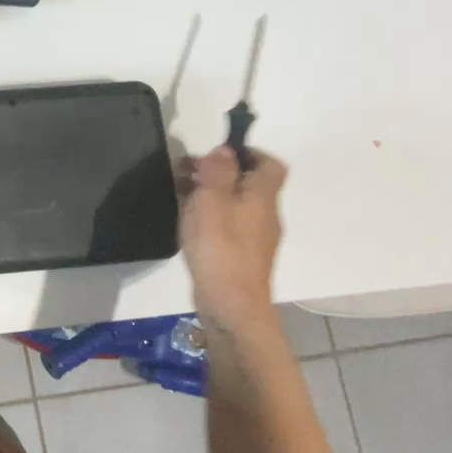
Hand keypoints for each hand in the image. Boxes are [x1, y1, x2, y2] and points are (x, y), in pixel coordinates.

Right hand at [181, 145, 286, 327]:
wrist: (232, 303)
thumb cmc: (220, 247)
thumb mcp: (212, 201)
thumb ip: (218, 172)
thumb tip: (225, 150)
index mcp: (262, 197)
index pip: (270, 164)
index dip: (248, 153)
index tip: (215, 153)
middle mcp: (266, 214)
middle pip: (250, 183)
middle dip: (220, 173)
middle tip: (186, 172)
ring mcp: (257, 237)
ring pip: (237, 203)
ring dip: (212, 194)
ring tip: (181, 195)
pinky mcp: (242, 254)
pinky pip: (230, 223)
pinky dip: (211, 215)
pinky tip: (190, 223)